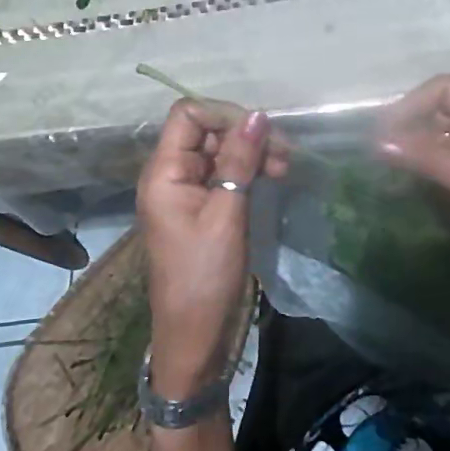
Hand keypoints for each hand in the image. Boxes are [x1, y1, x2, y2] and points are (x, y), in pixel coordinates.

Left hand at [137, 100, 286, 396]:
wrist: (195, 335)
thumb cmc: (205, 277)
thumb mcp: (227, 216)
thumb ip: (240, 163)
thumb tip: (257, 116)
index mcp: (163, 173)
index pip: (188, 115)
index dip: (224, 115)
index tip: (262, 134)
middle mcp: (172, 175)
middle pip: (207, 131)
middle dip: (246, 135)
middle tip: (286, 156)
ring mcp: (188, 192)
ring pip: (220, 153)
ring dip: (253, 154)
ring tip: (286, 169)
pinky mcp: (204, 208)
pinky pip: (225, 176)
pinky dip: (250, 173)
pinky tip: (274, 179)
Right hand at [376, 75, 449, 263]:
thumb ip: (424, 156)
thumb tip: (378, 143)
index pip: (446, 90)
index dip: (411, 105)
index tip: (382, 129)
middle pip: (443, 109)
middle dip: (410, 124)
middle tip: (376, 146)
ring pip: (444, 134)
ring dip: (415, 145)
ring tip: (383, 159)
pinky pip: (449, 156)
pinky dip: (427, 162)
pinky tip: (403, 172)